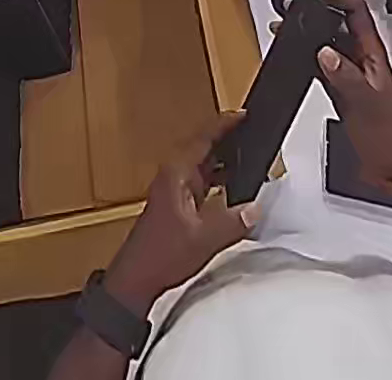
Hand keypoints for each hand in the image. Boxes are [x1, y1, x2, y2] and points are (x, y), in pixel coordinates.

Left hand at [104, 112, 257, 313]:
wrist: (137, 276)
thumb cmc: (160, 253)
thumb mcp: (203, 239)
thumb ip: (232, 222)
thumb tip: (254, 208)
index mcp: (177, 173)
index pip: (202, 138)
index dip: (223, 125)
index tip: (241, 115)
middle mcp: (174, 174)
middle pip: (202, 147)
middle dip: (226, 138)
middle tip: (250, 131)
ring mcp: (175, 187)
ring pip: (203, 163)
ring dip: (223, 158)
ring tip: (247, 154)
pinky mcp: (178, 201)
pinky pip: (201, 180)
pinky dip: (218, 177)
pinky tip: (233, 184)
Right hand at [299, 0, 391, 187]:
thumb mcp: (368, 104)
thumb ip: (346, 76)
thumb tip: (325, 53)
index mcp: (372, 55)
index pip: (356, 11)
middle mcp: (360, 59)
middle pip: (337, 21)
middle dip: (316, 8)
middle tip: (294, 3)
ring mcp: (349, 72)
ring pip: (326, 40)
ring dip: (307, 31)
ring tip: (285, 24)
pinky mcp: (339, 87)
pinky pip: (319, 62)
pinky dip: (304, 54)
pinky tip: (292, 54)